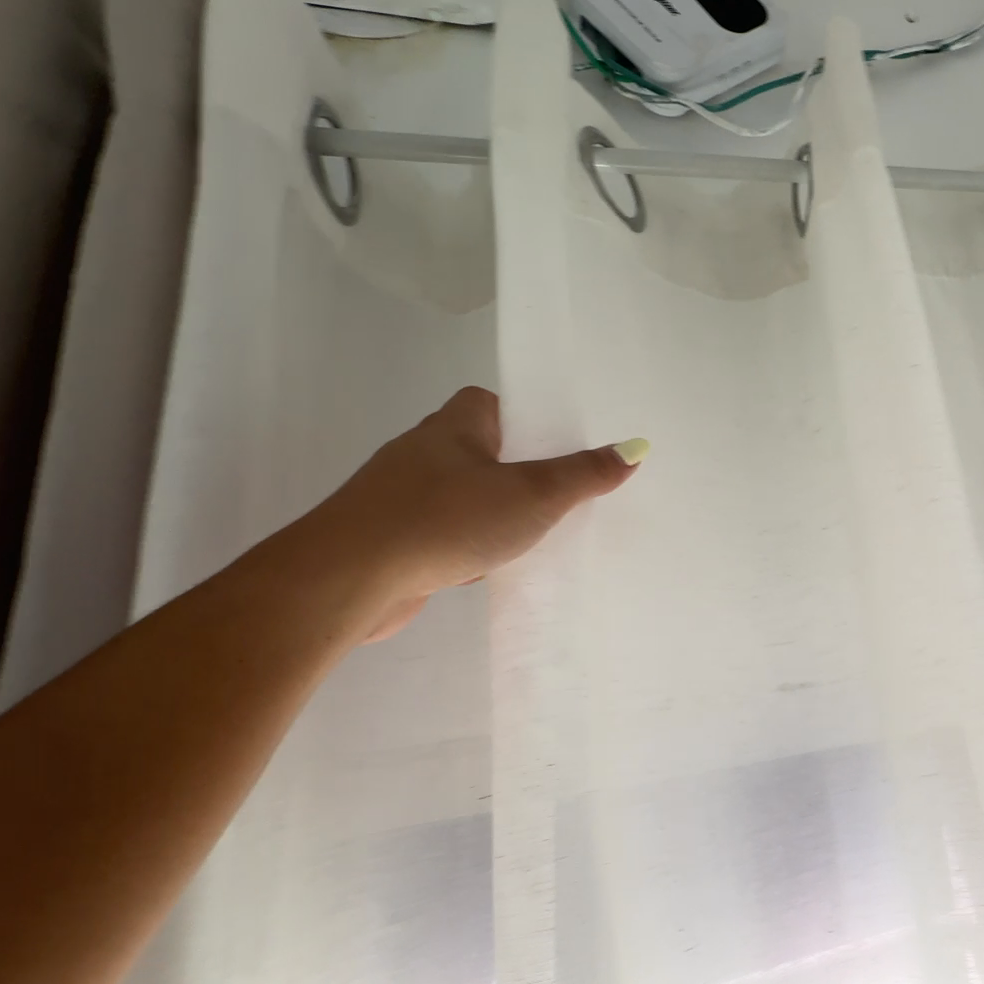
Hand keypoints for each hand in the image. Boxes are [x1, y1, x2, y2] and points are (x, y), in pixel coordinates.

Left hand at [295, 386, 645, 640]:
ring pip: (462, 495)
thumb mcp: (533, 494)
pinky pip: (442, 532)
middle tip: (561, 492)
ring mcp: (399, 497)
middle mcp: (422, 454)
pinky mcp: (388, 538)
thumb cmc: (446, 519)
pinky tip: (487, 567)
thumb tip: (636, 447)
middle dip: (518, 470)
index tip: (557, 443)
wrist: (347, 580)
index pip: (490, 403)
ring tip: (535, 533)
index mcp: (454, 429)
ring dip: (492, 511)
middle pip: (480, 450)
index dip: (525, 417)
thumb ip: (585, 474)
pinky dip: (466, 544)